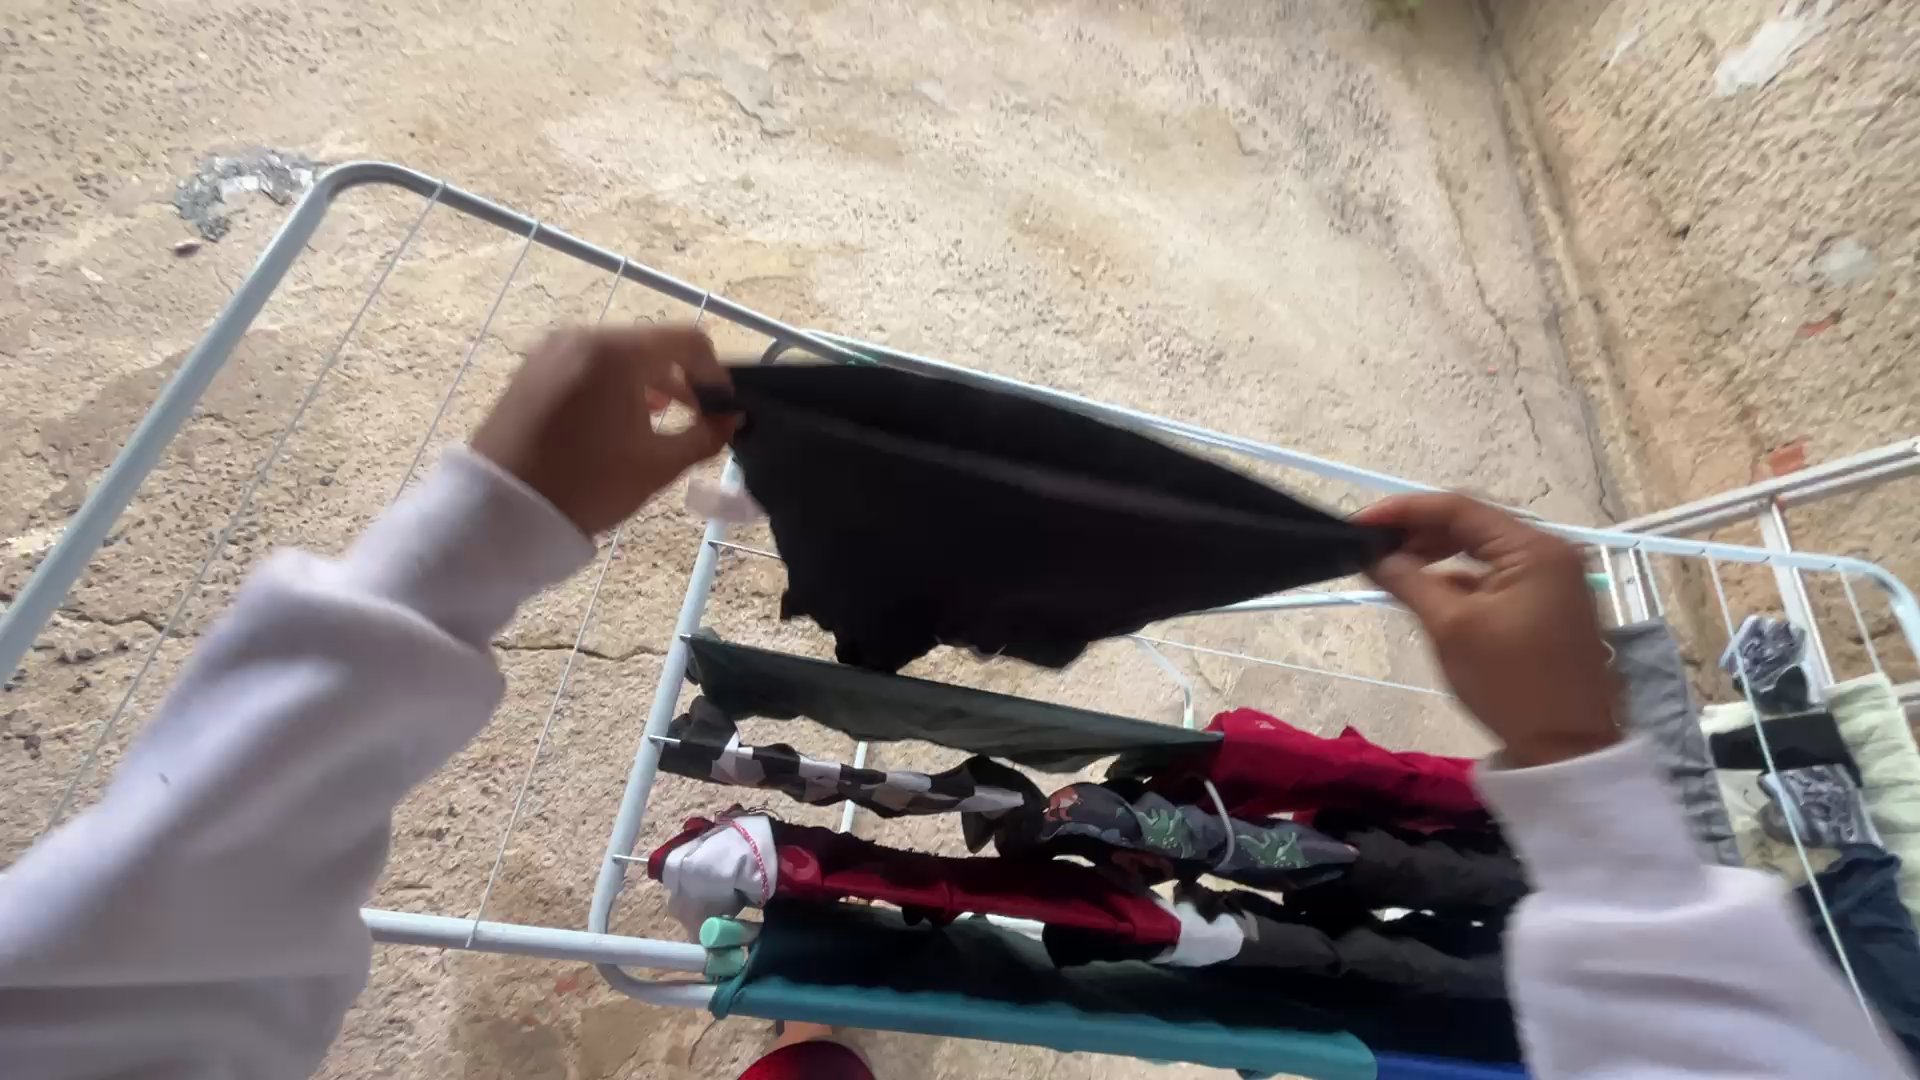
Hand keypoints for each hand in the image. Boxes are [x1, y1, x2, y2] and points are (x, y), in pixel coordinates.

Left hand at [471, 325, 735, 534]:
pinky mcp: (535, 367)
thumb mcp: (658, 465)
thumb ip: (706, 436)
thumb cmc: (587, 485)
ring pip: (624, 354)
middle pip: (655, 344)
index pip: (689, 341)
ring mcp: (553, 349)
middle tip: (699, 420)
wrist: (498, 510)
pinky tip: (623, 421)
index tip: (723, 410)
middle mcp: (583, 336)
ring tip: (662, 423)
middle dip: (685, 380)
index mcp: (615, 354)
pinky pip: (593, 363)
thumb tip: (732, 420)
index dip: (716, 375)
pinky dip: (619, 384)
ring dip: (653, 383)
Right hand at [1358, 493, 1619, 767]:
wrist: (1567, 744)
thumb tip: (1373, 556)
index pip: (1457, 508)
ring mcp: (1549, 576)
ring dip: (1431, 551)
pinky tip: (1422, 587)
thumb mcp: (1450, 626)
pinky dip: (1452, 572)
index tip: (1358, 525)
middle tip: (1369, 546)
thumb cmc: (1510, 681)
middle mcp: (1548, 552)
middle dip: (1415, 530)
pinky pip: (1488, 571)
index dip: (1402, 511)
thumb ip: (1408, 580)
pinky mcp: (1543, 599)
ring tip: (1388, 565)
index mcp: (1533, 550)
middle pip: (1469, 522)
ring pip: (1477, 546)